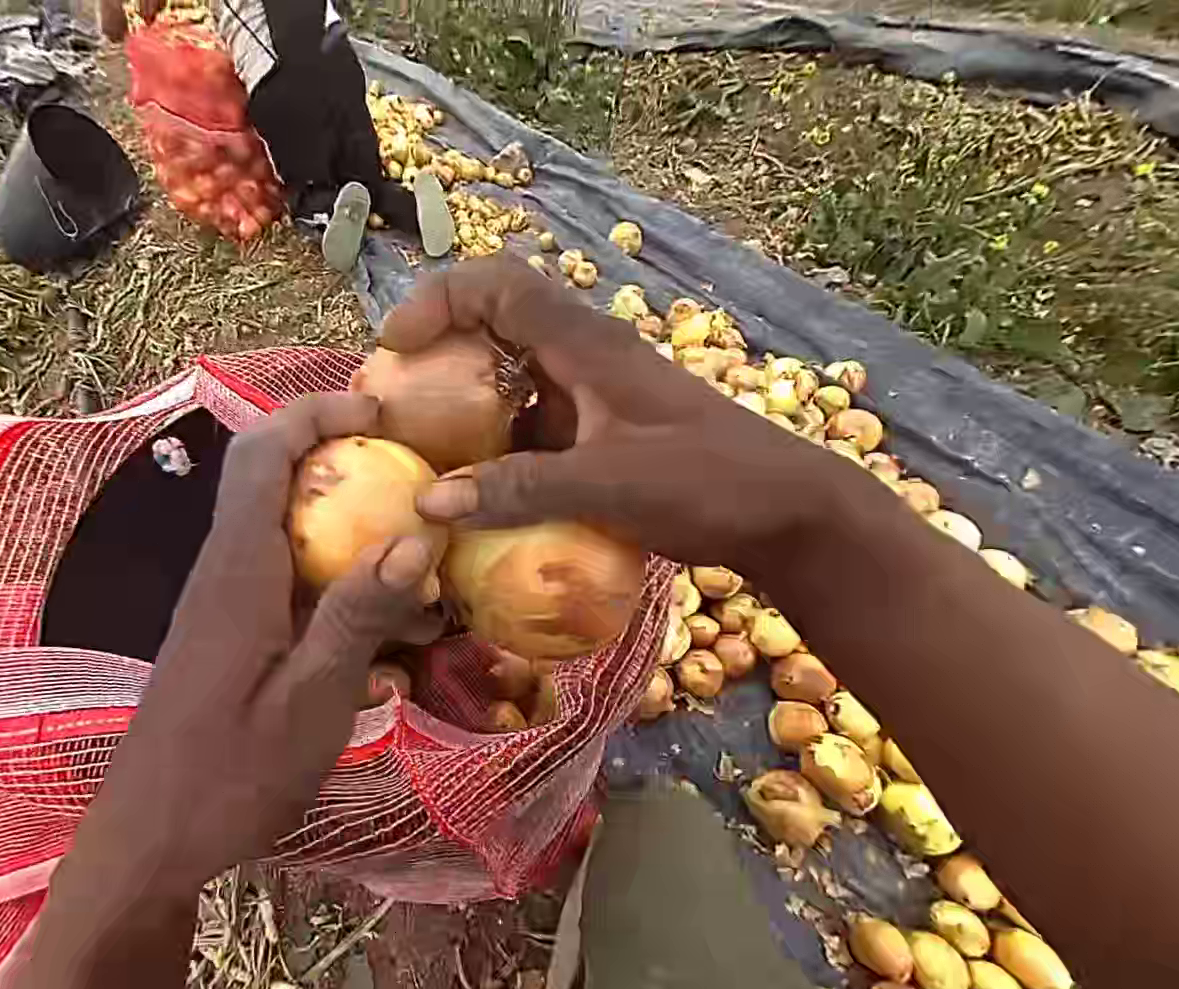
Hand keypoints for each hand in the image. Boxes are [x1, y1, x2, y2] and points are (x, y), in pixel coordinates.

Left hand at [72, 393, 441, 898]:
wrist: (154, 843)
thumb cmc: (232, 776)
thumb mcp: (314, 699)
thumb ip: (360, 614)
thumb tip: (417, 535)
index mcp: (240, 571)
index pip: (264, 453)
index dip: (316, 413)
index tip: (380, 411)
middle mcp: (228, 569)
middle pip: (274, 476)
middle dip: (340, 454)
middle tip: (412, 469)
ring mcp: (229, 600)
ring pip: (287, 526)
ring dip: (349, 521)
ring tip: (415, 555)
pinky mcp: (237, 630)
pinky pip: (291, 575)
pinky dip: (340, 573)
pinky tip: (385, 621)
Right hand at [379, 257, 865, 576]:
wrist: (784, 512)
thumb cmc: (709, 481)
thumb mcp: (610, 483)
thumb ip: (521, 489)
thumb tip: (429, 500)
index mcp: (586, 345)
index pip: (498, 287)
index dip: (437, 301)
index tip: (393, 345)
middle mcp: (583, 361)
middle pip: (494, 331)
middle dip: (438, 358)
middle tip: (395, 405)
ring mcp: (591, 401)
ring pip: (510, 385)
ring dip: (465, 409)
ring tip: (422, 450)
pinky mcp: (598, 438)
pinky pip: (531, 431)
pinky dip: (497, 449)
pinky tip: (476, 487)